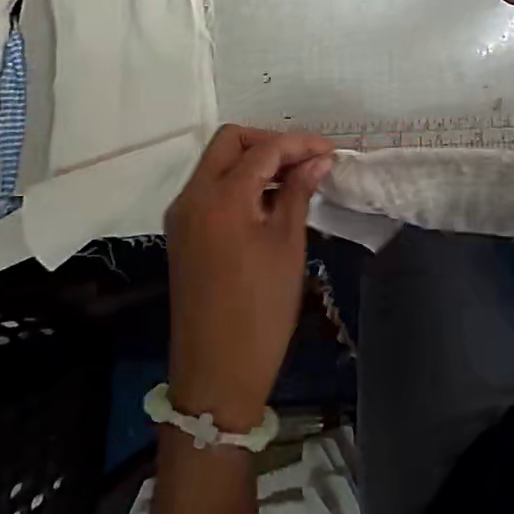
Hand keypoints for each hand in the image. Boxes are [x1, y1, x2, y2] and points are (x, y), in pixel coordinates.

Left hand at [163, 126, 335, 431]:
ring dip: (254, 161)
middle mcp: (192, 197)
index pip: (263, 151)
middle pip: (230, 143)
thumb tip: (317, 161)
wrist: (217, 371)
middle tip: (307, 160)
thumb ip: (299, 194)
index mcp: (221, 198)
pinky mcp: (182, 233)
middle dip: (270, 143)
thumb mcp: (288, 246)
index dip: (300, 145)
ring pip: (217, 164)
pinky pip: (210, 189)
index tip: (331, 152)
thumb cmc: (262, 309)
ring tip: (295, 179)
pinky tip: (269, 200)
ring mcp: (182, 215)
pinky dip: (239, 183)